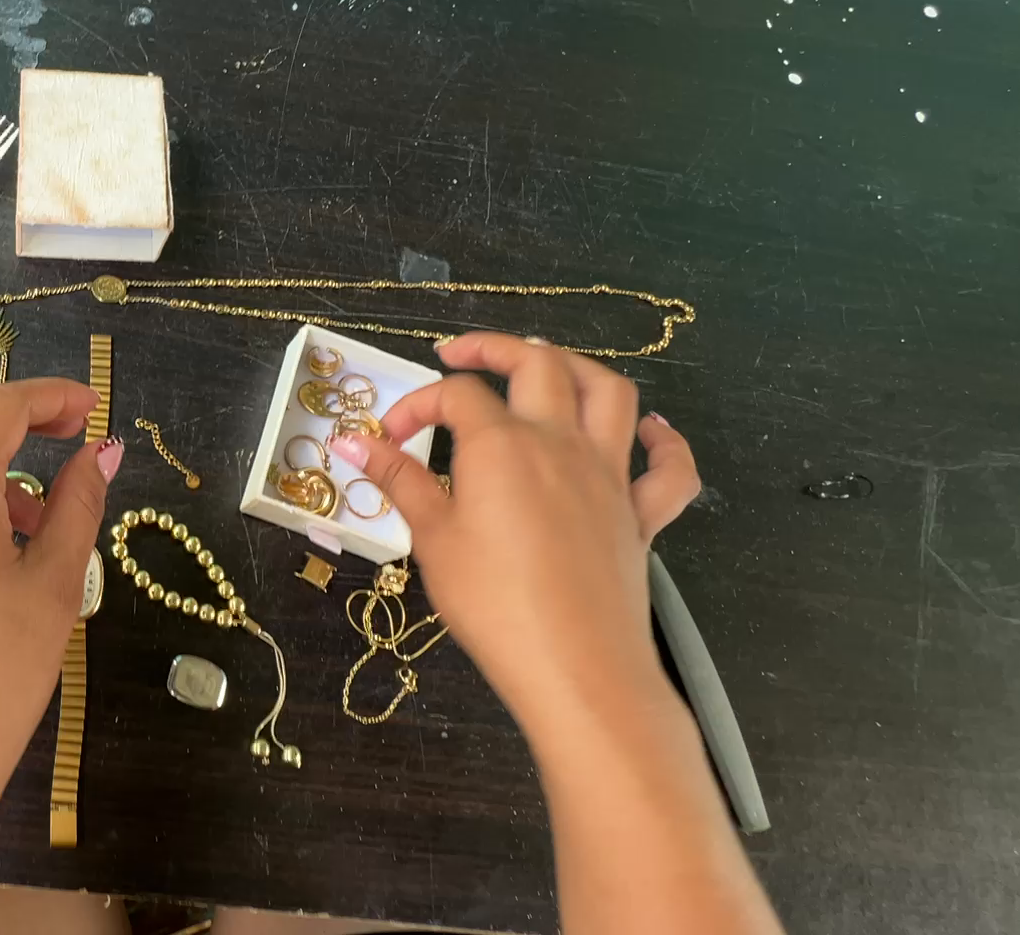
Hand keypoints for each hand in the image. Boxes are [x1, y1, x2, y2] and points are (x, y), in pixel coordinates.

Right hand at [328, 333, 701, 737]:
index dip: (414, 405)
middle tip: (456, 355)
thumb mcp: (431, 536)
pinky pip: (668, 467)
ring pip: (610, 393)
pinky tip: (645, 432)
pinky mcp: (641, 514)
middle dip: (493, 349)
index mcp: (502, 445)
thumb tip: (351, 440)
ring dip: (574, 367)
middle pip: (538, 364)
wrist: (577, 669)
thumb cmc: (491, 600)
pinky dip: (663, 440)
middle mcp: (560, 442)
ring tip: (541, 367)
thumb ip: (397, 479)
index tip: (386, 439)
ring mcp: (609, 475)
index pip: (455, 396)